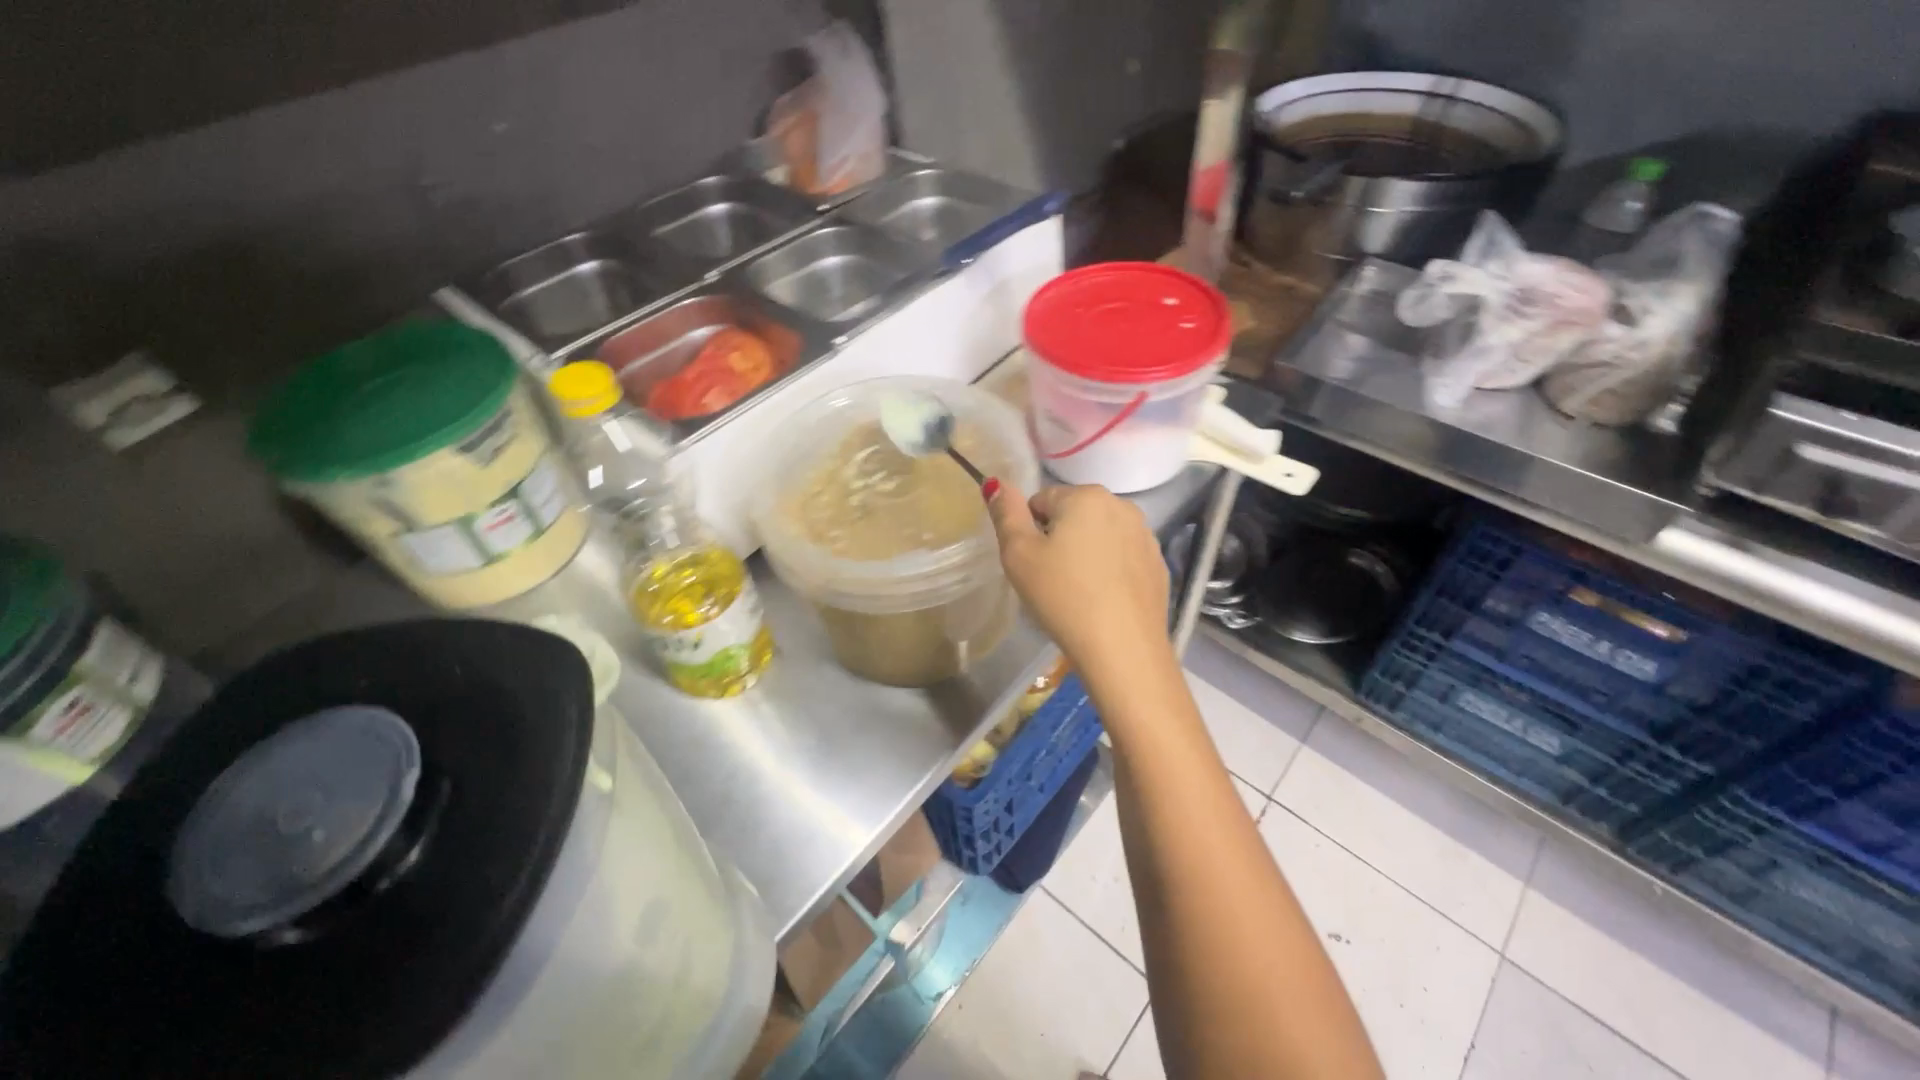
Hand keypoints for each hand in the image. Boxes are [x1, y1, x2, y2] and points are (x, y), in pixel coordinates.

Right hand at [986, 482, 1174, 680]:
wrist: (1122, 647)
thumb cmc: (1062, 596)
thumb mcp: (1019, 555)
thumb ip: (1005, 513)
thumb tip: (997, 482)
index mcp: (1085, 496)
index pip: (1041, 501)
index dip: (1029, 532)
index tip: (1032, 564)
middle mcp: (1121, 505)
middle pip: (1074, 515)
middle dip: (1060, 539)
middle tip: (1051, 580)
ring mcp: (1145, 535)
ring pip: (1101, 536)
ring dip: (1086, 553)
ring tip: (1078, 593)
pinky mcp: (1158, 565)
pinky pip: (1123, 559)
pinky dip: (1110, 572)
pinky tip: (1103, 601)